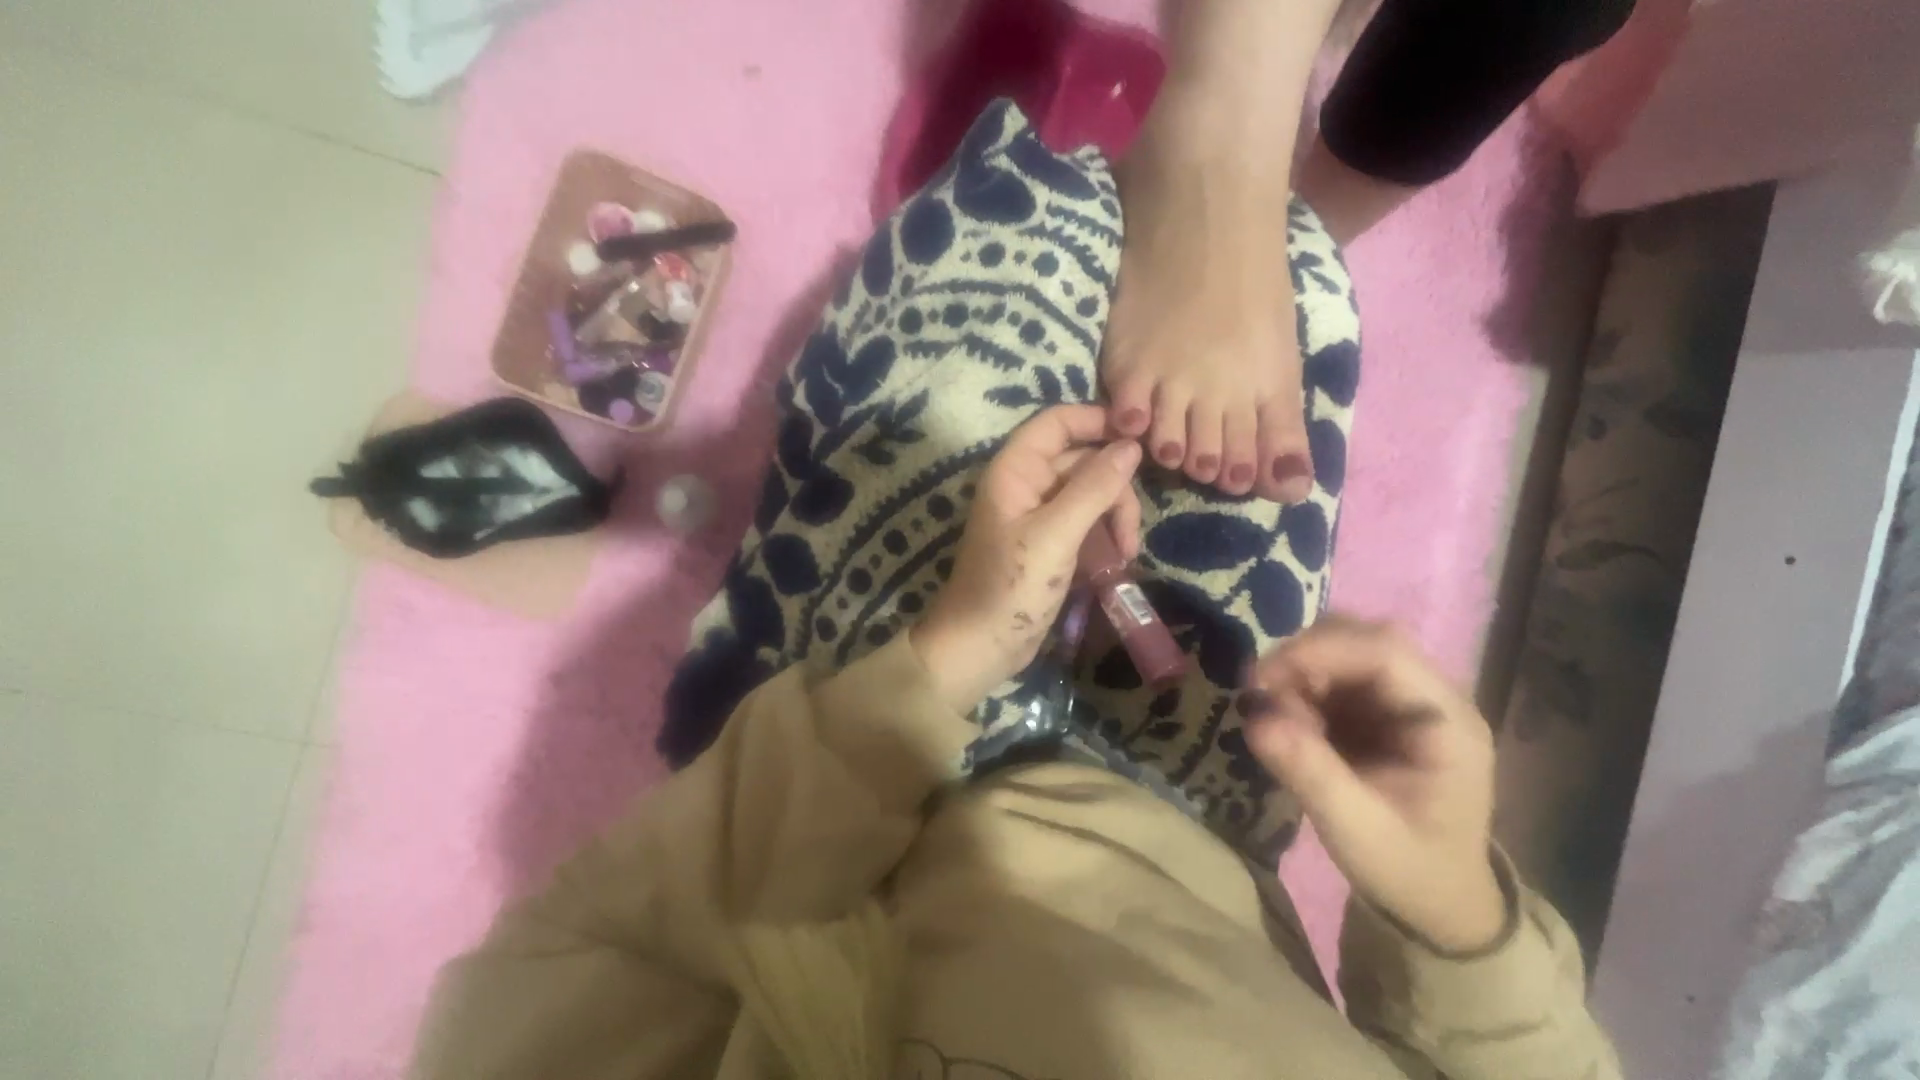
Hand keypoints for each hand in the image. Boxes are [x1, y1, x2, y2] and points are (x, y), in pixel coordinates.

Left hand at [910, 405, 1142, 714]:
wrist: (980, 647)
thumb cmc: (1011, 587)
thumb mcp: (1056, 535)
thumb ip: (1093, 488)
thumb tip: (1130, 445)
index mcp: (1014, 470)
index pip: (1057, 422)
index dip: (1097, 421)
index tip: (1141, 438)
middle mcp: (1025, 485)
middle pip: (1081, 460)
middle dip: (1114, 486)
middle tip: (1130, 529)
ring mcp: (1037, 516)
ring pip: (1089, 494)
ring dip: (1114, 516)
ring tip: (1126, 553)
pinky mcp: (1048, 545)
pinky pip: (1085, 523)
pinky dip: (1104, 536)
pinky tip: (1118, 562)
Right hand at [1243, 617, 1506, 952]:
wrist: (1438, 906)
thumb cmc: (1407, 870)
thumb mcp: (1355, 829)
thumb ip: (1309, 771)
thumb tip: (1254, 715)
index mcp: (1446, 722)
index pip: (1385, 652)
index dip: (1319, 651)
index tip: (1263, 679)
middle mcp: (1431, 697)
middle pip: (1364, 639)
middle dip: (1305, 657)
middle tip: (1260, 694)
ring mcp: (1405, 701)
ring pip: (1344, 650)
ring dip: (1300, 672)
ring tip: (1276, 716)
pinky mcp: (1379, 710)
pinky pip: (1333, 675)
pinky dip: (1301, 688)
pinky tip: (1289, 723)